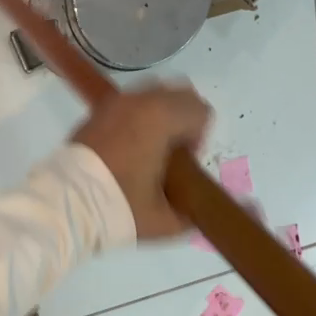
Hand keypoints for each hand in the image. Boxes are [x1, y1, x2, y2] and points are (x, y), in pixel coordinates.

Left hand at [70, 83, 212, 241]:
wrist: (63, 210)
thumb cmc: (120, 211)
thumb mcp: (168, 220)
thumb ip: (207, 212)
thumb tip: (252, 210)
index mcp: (162, 116)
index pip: (200, 111)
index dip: (197, 139)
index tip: (181, 167)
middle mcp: (138, 100)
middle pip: (176, 95)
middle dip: (179, 121)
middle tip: (166, 159)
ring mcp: (111, 105)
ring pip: (148, 97)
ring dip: (156, 118)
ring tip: (145, 156)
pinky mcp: (91, 115)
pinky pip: (123, 107)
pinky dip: (131, 122)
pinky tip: (122, 155)